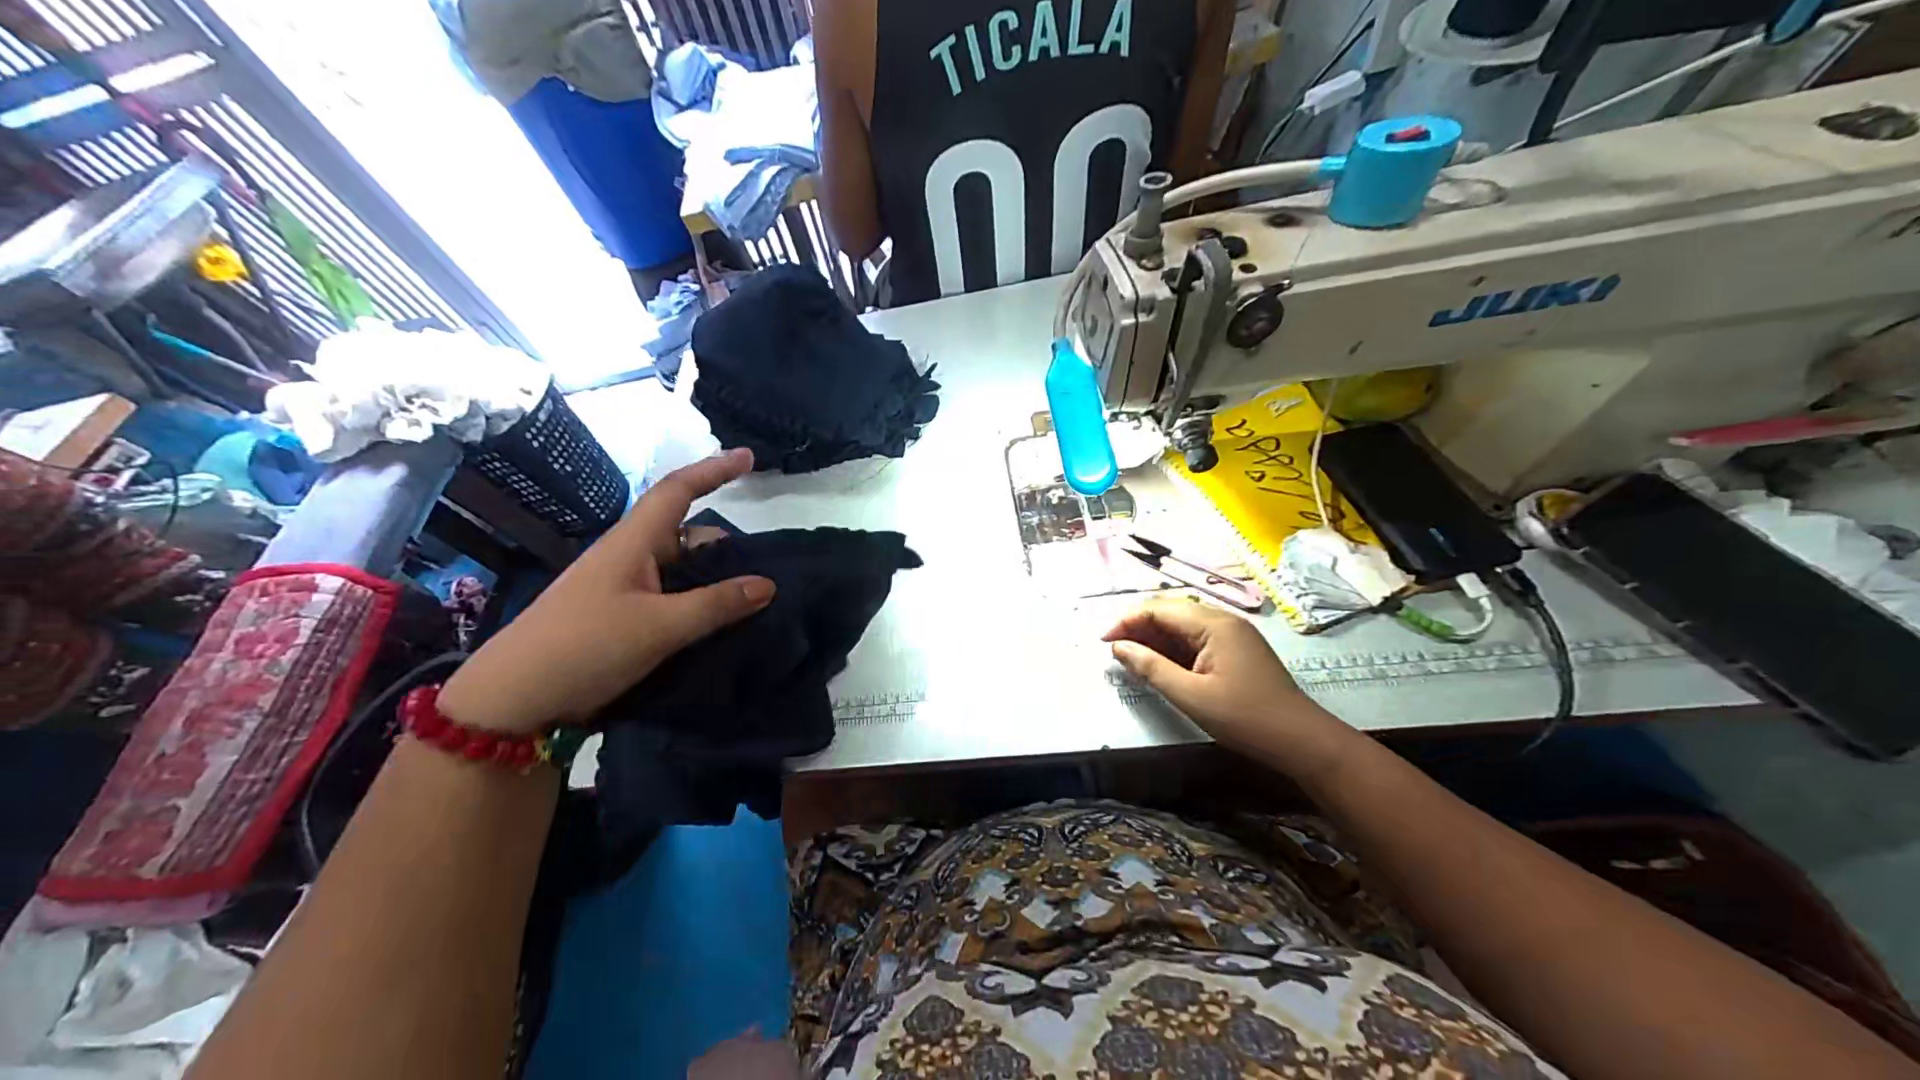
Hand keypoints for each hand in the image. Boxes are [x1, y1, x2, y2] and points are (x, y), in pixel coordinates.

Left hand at [437, 449, 773, 733]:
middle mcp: (629, 557)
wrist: (513, 700)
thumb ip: (716, 604)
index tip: (750, 458)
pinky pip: (671, 597)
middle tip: (764, 575)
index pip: (678, 490)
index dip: (714, 470)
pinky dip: (698, 603)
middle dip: (726, 547)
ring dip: (714, 580)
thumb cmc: (584, 647)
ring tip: (751, 605)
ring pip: (681, 570)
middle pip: (688, 535)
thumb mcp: (659, 627)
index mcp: (633, 542)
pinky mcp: (621, 617)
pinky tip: (719, 626)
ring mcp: (623, 588)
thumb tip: (768, 584)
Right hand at [1103, 598, 1357, 775]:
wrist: (1301, 741)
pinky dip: (1172, 649)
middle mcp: (1223, 620)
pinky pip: (1196, 640)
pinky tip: (1159, 664)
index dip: (1127, 621)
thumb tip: (1118, 647)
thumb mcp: (1191, 695)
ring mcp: (1232, 635)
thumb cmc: (1245, 718)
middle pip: (1170, 612)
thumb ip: (1151, 667)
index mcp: (1214, 624)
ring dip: (1154, 638)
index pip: (1160, 608)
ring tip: (1130, 658)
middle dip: (1138, 627)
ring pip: (1182, 626)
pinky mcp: (1236, 651)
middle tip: (1114, 651)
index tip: (1104, 643)